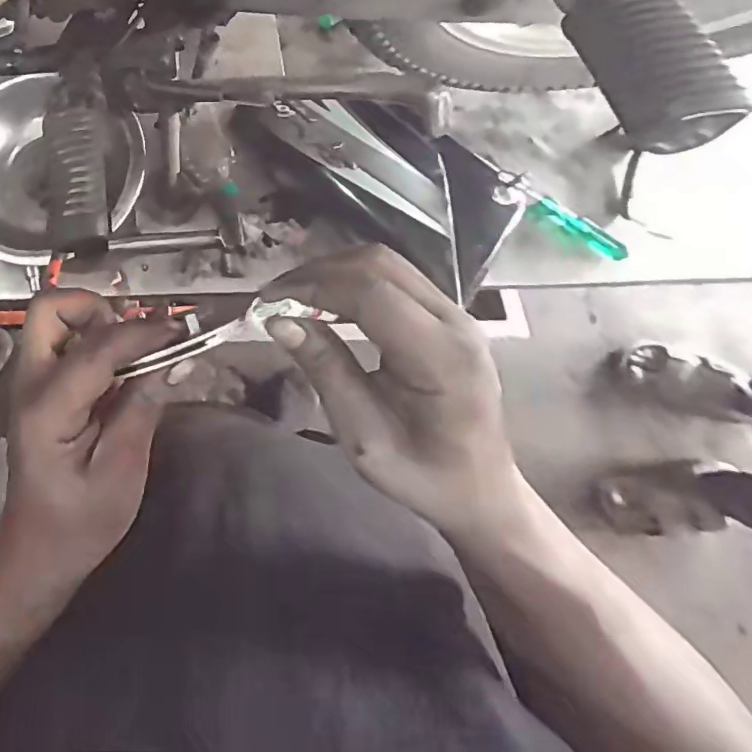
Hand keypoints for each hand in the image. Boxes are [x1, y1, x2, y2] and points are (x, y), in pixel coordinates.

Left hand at [0, 290, 180, 592]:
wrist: (38, 551)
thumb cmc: (79, 522)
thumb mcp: (120, 471)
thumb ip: (143, 407)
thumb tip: (177, 356)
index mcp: (46, 408)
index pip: (96, 347)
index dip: (142, 333)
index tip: (180, 332)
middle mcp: (30, 384)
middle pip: (50, 309)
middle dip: (98, 308)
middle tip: (136, 335)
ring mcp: (31, 383)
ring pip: (55, 320)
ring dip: (97, 321)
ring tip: (137, 349)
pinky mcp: (42, 389)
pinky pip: (65, 342)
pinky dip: (98, 340)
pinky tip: (128, 365)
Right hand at [261, 245, 524, 535]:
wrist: (480, 488)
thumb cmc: (422, 474)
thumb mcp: (363, 436)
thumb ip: (326, 371)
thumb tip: (279, 321)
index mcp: (441, 357)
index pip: (373, 293)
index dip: (316, 287)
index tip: (270, 302)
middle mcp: (455, 321)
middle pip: (380, 265)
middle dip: (320, 272)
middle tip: (276, 297)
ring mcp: (456, 313)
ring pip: (387, 263)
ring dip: (334, 271)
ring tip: (295, 296)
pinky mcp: (447, 313)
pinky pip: (395, 277)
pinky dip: (353, 279)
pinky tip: (327, 301)